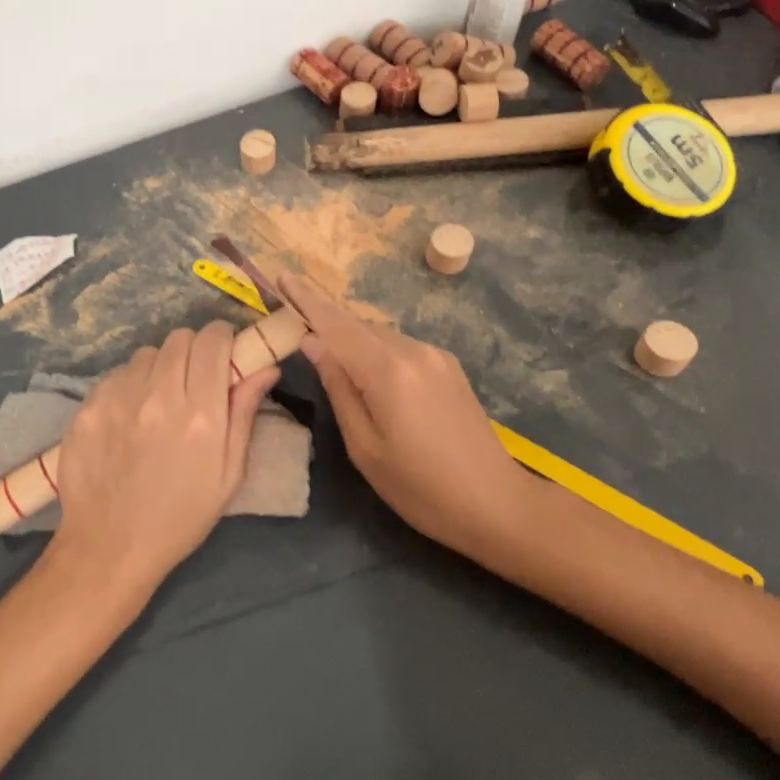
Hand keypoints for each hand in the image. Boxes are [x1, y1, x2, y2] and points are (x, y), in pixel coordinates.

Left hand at [48, 322, 279, 591]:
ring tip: (158, 403)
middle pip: (180, 338)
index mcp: (201, 414)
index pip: (212, 341)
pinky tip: (129, 418)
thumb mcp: (228, 475)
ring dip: (159, 368)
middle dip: (193, 350)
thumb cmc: (180, 517)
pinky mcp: (88, 406)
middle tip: (194, 378)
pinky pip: (116, 375)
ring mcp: (118, 398)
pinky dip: (128, 386)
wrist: (110, 546)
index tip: (224, 351)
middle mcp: (159, 396)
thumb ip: (243, 414)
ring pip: (146, 354)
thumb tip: (264, 367)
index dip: (222, 338)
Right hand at [280, 275, 535, 556]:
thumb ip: (338, 388)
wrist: (497, 503)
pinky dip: (376, 351)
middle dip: (326, 322)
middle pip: (357, 325)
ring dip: (352, 340)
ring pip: (380, 335)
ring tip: (330, 360)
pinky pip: (400, 348)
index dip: (306, 298)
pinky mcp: (450, 368)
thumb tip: (313, 343)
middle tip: (296, 330)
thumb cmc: (420, 487)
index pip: (336, 323)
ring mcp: (436, 357)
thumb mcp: (364, 446)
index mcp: (387, 371)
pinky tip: (370, 377)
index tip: (282, 276)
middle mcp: (413, 351)